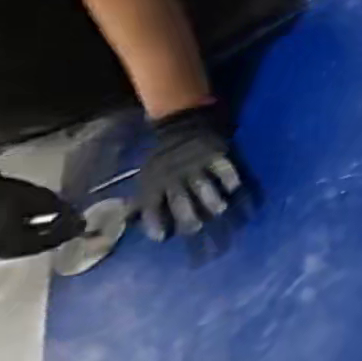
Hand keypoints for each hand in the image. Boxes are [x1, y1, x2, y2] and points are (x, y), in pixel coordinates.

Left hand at [134, 105, 242, 241]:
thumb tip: (127, 223)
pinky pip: (223, 169)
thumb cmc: (165, 157)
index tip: (163, 237)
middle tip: (198, 227)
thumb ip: (143, 201)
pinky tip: (233, 188)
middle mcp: (174, 176)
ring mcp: (195, 165)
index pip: (152, 208)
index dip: (156, 224)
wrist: (182, 123)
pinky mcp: (214, 154)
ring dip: (211, 201)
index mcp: (154, 182)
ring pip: (202, 186)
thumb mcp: (148, 177)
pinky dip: (229, 179)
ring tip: (220, 210)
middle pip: (180, 202)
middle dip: (189, 218)